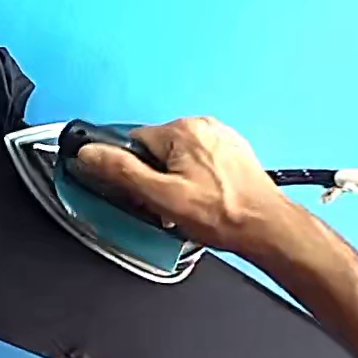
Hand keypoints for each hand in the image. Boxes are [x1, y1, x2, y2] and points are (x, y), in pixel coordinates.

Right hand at [72, 116, 303, 259]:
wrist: (269, 230)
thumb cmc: (223, 216)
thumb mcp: (160, 196)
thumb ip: (120, 171)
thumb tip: (88, 152)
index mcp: (182, 130)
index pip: (132, 142)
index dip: (131, 171)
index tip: (142, 190)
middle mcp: (202, 126)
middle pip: (153, 149)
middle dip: (153, 176)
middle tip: (167, 202)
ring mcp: (220, 138)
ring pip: (175, 156)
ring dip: (173, 179)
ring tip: (189, 204)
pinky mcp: (232, 151)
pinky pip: (196, 160)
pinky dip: (193, 178)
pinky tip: (204, 199)